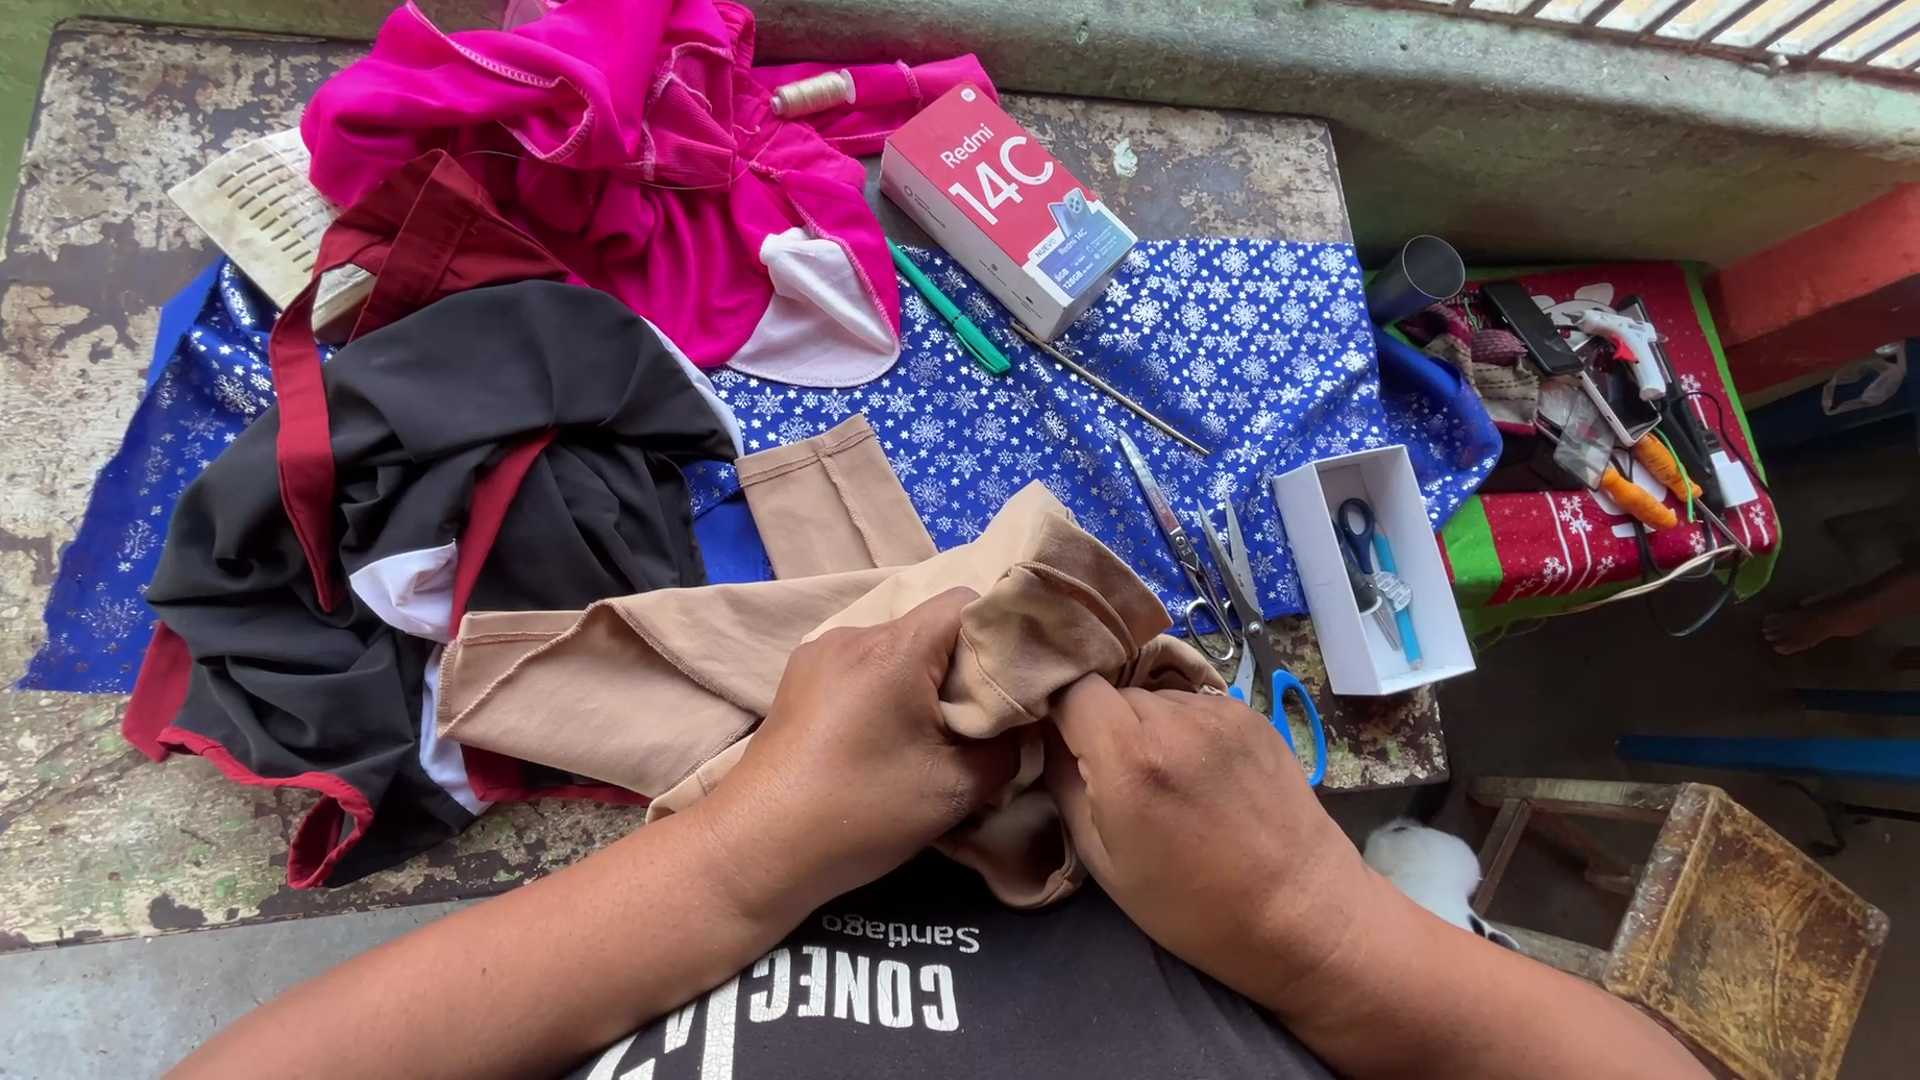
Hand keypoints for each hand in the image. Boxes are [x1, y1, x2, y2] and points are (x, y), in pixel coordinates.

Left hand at [694, 587, 1021, 916]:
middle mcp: (856, 633)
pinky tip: (884, 730)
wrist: (756, 848)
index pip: (967, 602)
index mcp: (895, 648)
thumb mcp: (954, 790)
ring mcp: (821, 650)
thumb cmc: (859, 813)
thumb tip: (1023, 723)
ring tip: (930, 728)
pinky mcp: (801, 674)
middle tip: (978, 714)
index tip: (1014, 679)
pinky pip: (865, 660)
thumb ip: (1008, 748)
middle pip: (931, 623)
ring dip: (923, 675)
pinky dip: (888, 683)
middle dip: (963, 662)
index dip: (1000, 633)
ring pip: (898, 643)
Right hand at [1044, 678, 1377, 1009]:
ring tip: (1167, 776)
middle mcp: (1174, 718)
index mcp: (1130, 756)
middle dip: (1102, 723)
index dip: (1059, 711)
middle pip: (1112, 690)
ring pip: (1152, 695)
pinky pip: (1191, 704)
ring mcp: (1218, 710)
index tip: (1061, 740)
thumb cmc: (1192, 905)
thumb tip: (1047, 735)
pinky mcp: (1250, 712)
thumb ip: (1064, 781)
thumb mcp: (1102, 858)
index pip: (1071, 688)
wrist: (1305, 915)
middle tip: (1117, 773)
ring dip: (1144, 724)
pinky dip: (1182, 727)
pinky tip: (1201, 770)